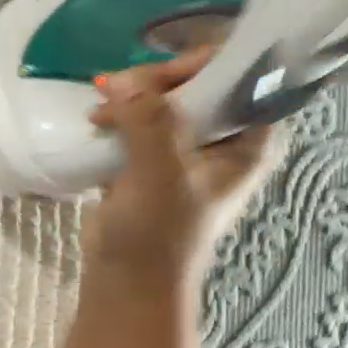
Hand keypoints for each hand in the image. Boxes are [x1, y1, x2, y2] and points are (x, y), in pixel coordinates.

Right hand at [84, 48, 279, 284]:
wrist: (125, 283)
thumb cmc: (157, 234)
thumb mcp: (159, 173)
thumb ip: (148, 122)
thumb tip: (118, 79)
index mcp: (251, 138)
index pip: (242, 74)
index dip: (202, 64)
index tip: (156, 75)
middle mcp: (225, 139)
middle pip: (200, 84)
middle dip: (156, 82)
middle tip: (116, 90)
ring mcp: (185, 153)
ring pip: (165, 103)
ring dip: (131, 100)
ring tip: (98, 110)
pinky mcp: (151, 166)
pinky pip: (140, 126)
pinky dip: (119, 120)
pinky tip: (96, 124)